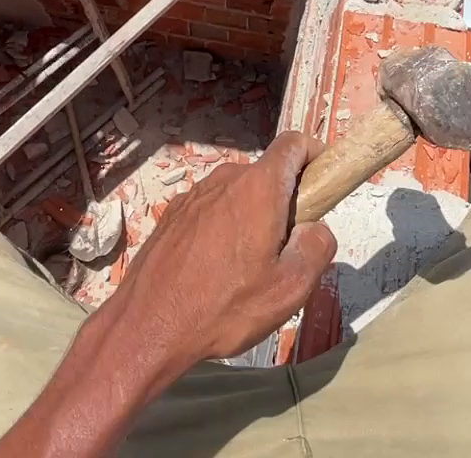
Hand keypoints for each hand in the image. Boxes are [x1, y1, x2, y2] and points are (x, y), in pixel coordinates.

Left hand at [105, 131, 337, 365]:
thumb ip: (317, 249)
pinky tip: (214, 270)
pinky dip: (224, 227)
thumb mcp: (289, 289)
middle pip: (268, 174)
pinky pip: (212, 208)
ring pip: (239, 194)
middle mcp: (226, 179)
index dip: (315, 156)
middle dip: (285, 202)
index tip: (322, 185)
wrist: (148, 326)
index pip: (294, 144)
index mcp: (258, 188)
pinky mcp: (174, 213)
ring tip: (247, 269)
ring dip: (253, 218)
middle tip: (285, 251)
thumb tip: (316, 228)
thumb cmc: (223, 307)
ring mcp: (195, 194)